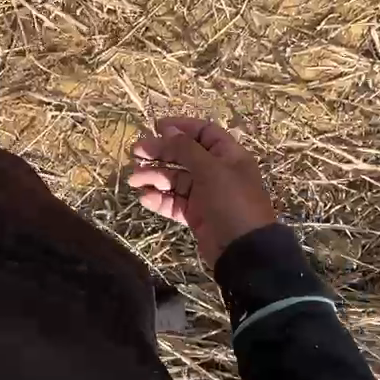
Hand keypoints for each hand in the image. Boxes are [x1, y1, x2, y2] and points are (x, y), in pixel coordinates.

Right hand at [127, 117, 277, 267]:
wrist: (245, 252)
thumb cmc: (231, 202)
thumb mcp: (210, 169)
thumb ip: (185, 148)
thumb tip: (166, 130)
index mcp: (228, 156)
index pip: (203, 132)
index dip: (180, 127)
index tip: (155, 127)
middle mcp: (217, 172)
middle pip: (183, 155)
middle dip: (159, 153)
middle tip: (136, 152)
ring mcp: (206, 194)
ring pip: (175, 179)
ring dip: (154, 177)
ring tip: (134, 180)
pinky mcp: (197, 215)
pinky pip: (174, 202)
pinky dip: (159, 199)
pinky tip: (145, 199)